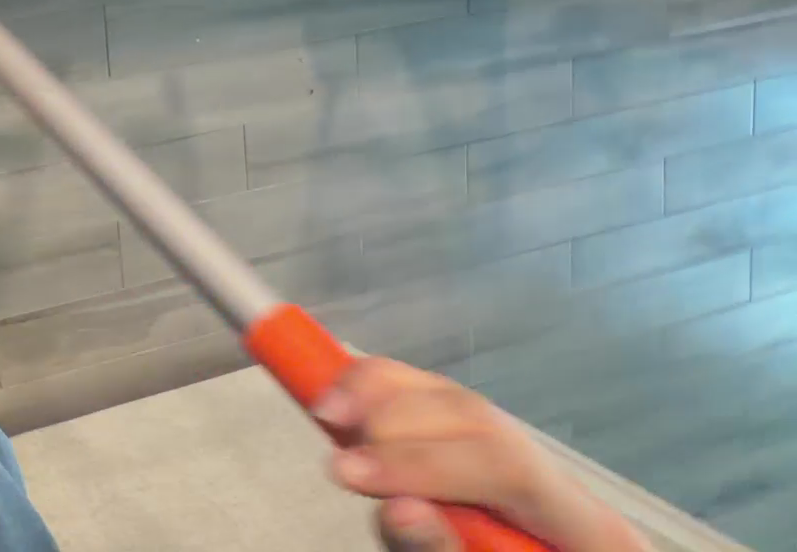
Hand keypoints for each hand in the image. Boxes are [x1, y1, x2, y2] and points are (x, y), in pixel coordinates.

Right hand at [314, 359, 647, 551]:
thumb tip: (398, 510)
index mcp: (588, 527)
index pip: (505, 464)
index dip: (421, 462)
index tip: (350, 473)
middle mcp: (550, 468)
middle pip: (468, 415)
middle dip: (390, 424)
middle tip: (336, 456)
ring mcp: (506, 438)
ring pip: (438, 389)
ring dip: (368, 392)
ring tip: (327, 416)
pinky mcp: (459, 427)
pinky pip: (414, 387)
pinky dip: (365, 387)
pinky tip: (337, 404)